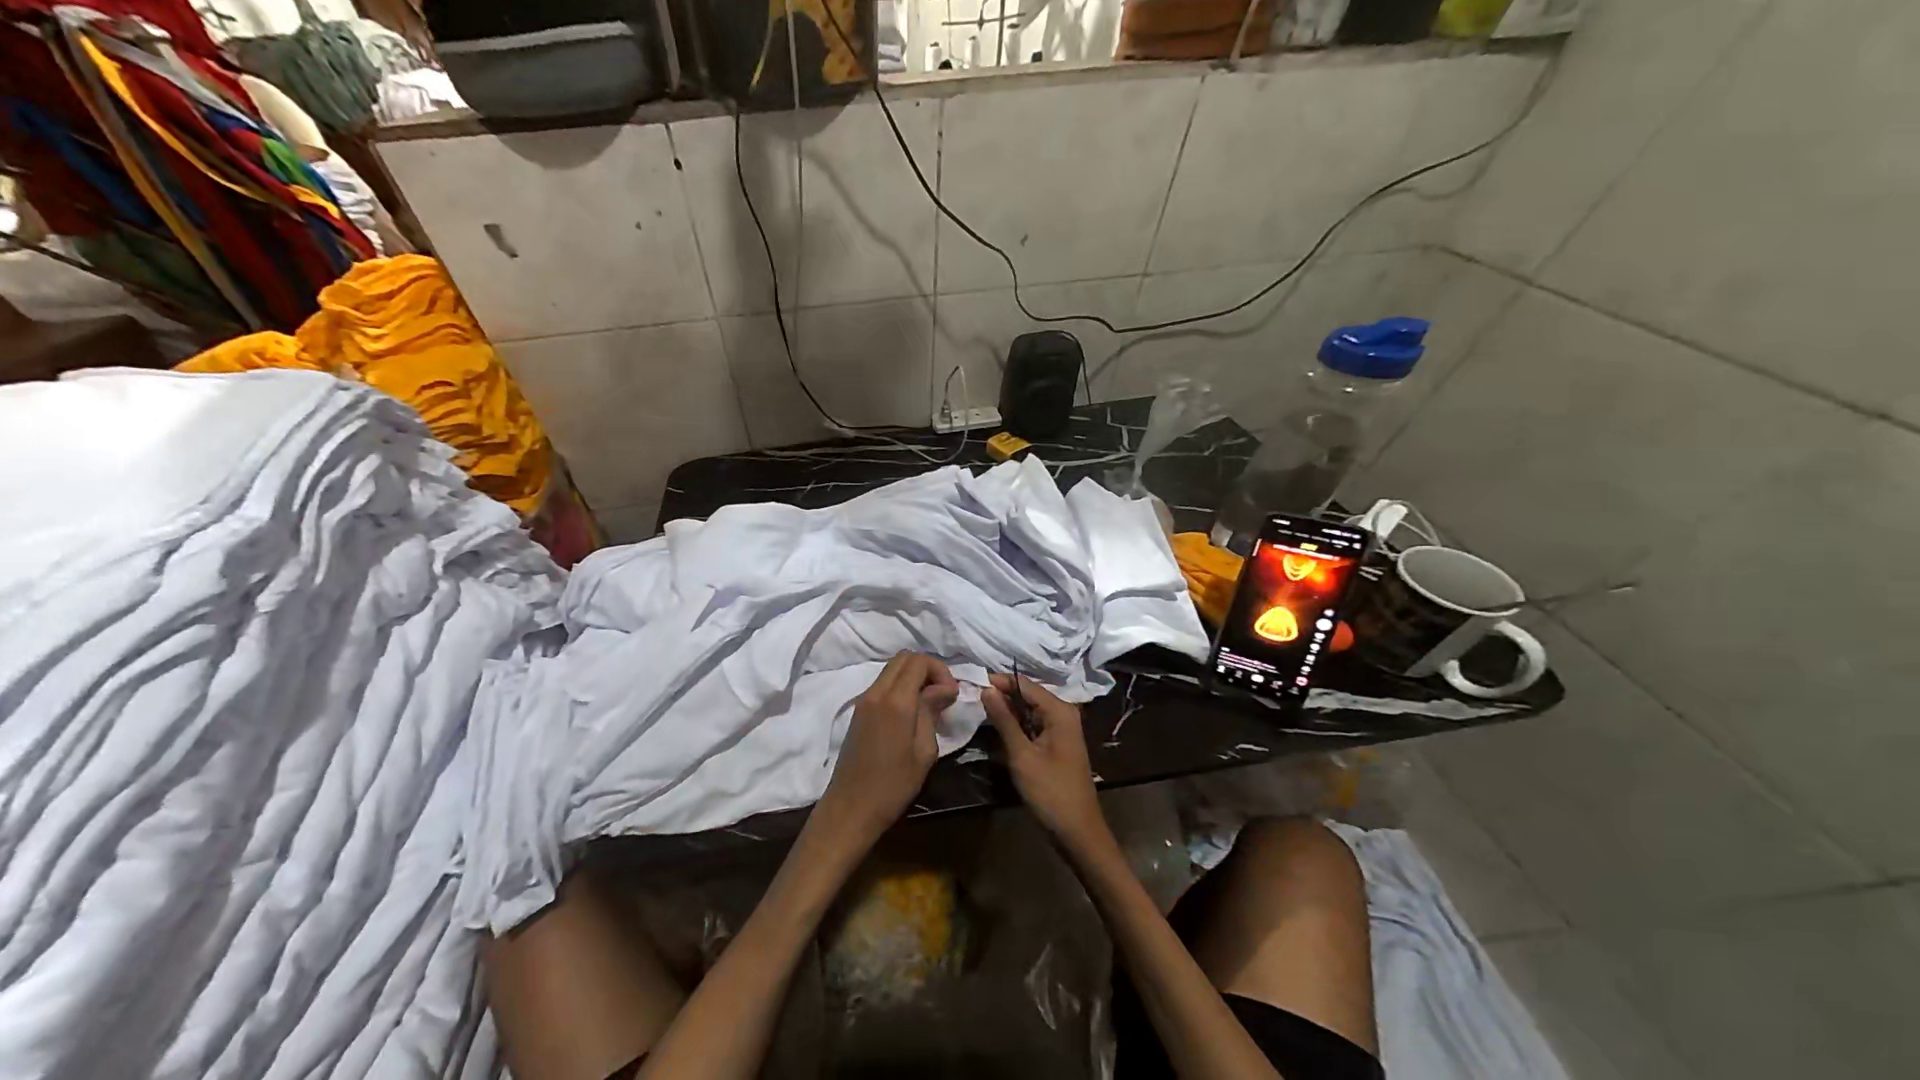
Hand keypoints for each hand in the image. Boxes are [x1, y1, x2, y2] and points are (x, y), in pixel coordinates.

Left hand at [816, 653, 959, 846]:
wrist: (851, 808)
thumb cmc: (893, 785)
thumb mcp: (924, 751)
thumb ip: (931, 711)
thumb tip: (944, 687)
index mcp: (895, 701)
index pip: (918, 661)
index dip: (940, 671)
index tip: (952, 695)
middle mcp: (876, 692)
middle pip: (903, 657)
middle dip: (927, 668)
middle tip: (942, 694)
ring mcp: (864, 700)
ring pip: (891, 669)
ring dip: (913, 676)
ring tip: (929, 703)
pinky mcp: (859, 711)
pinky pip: (883, 683)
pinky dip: (900, 686)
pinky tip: (912, 712)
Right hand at [983, 674, 1111, 855]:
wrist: (1077, 830)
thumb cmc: (1050, 792)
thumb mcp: (1022, 755)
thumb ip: (1004, 720)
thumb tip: (987, 689)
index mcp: (1059, 711)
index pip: (1025, 684)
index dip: (999, 681)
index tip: (972, 680)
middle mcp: (1064, 714)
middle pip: (1028, 695)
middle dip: (1002, 695)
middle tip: (971, 695)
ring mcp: (1062, 729)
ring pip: (1030, 711)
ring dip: (1008, 710)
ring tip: (979, 709)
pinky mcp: (1058, 744)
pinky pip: (1034, 725)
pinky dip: (1017, 725)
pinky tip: (998, 729)